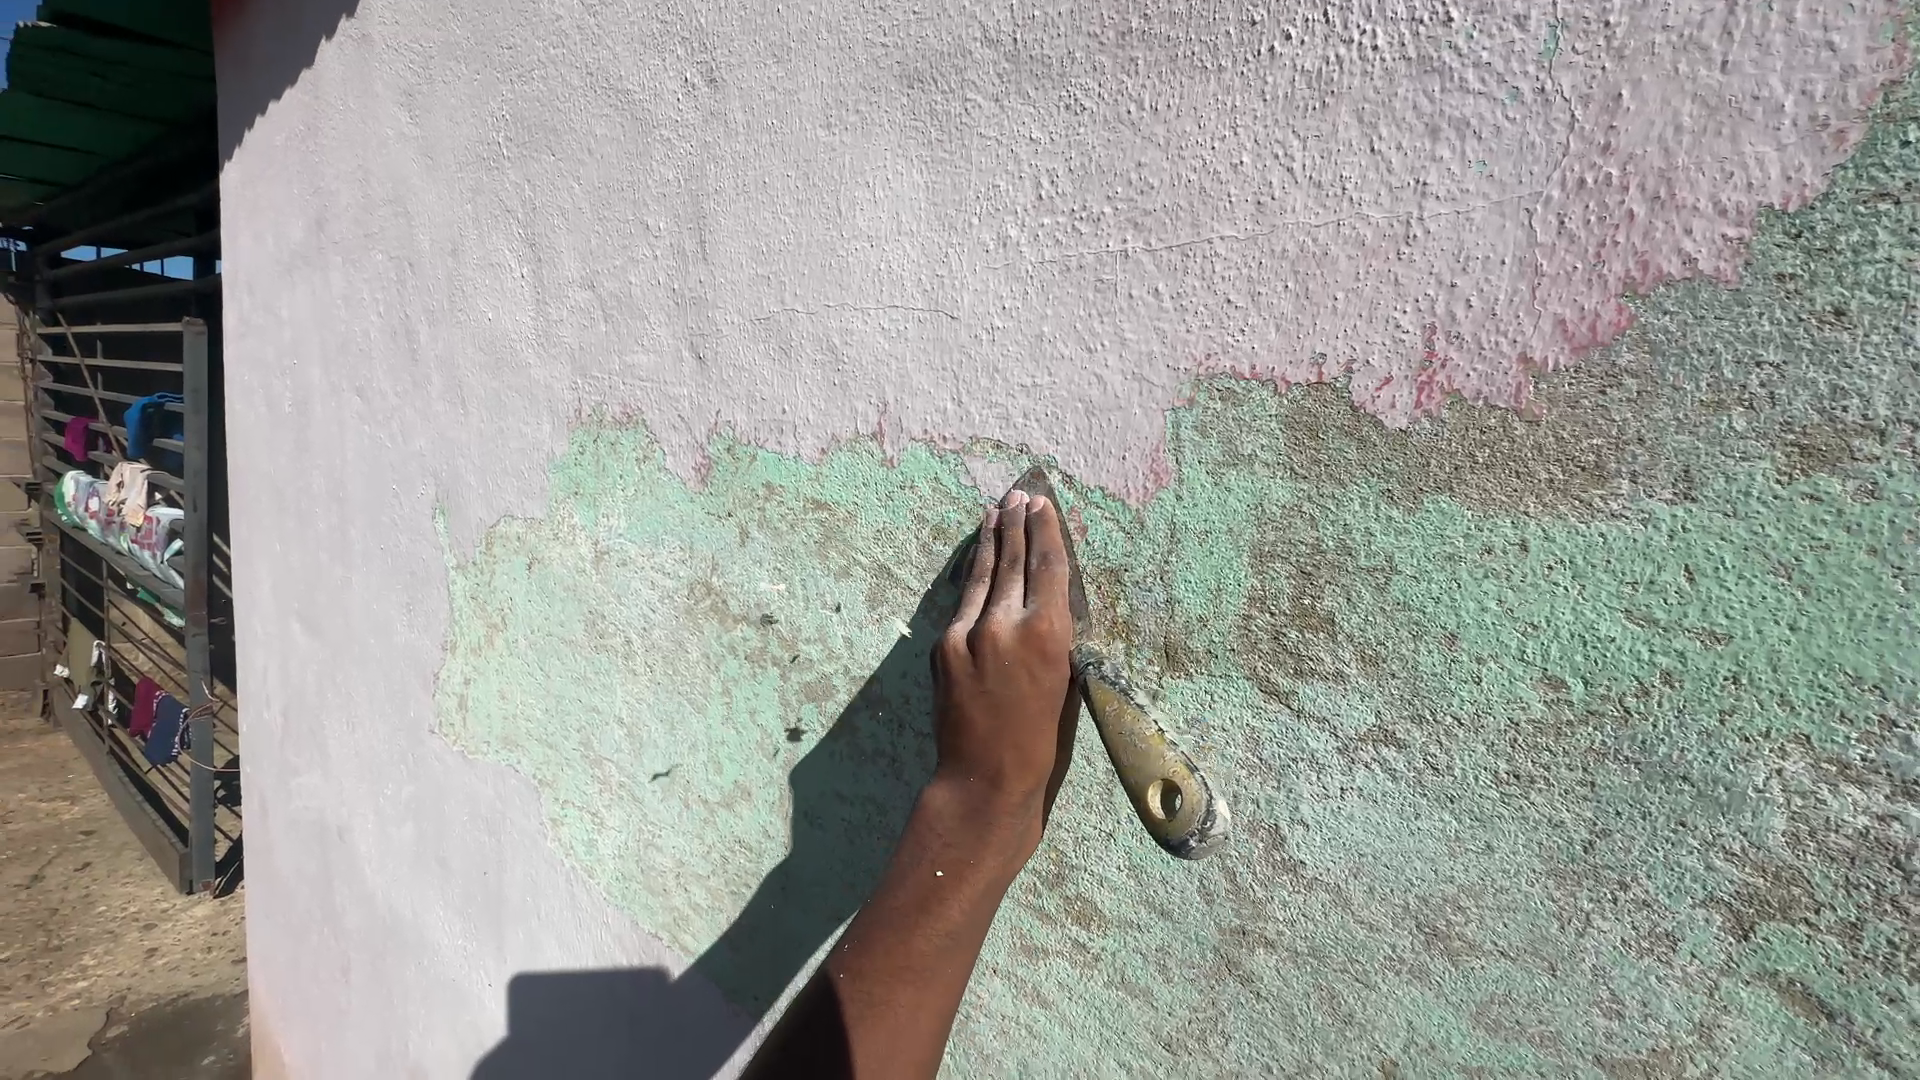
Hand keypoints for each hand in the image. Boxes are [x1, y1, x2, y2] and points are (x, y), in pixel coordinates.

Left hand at [931, 489, 1078, 839]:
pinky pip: (963, 602)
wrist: (984, 777)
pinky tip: (977, 560)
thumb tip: (1041, 598)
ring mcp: (967, 633)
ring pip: (983, 575)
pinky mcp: (943, 646)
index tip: (1043, 504)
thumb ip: (1051, 634)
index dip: (1046, 531)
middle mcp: (1004, 624)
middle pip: (1013, 560)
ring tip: (995, 510)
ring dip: (991, 541)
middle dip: (1016, 524)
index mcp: (1046, 634)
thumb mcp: (1063, 680)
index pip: (1047, 567)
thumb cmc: (1041, 740)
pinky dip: (973, 578)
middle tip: (1018, 494)